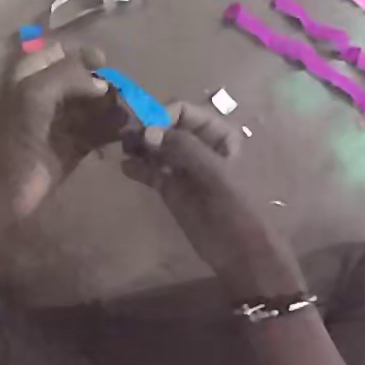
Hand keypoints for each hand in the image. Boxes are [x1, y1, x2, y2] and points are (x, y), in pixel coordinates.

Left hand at [0, 42, 122, 225]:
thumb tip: (101, 84)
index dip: (80, 55)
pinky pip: (95, 134)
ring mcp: (58, 126)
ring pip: (90, 108)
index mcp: (28, 79)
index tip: (103, 63)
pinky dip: (111, 131)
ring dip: (110, 109)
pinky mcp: (69, 152)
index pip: (56, 55)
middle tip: (122, 94)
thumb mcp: (33, 95)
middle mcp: (44, 98)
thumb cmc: (10, 142)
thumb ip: (67, 76)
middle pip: (80, 82)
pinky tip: (125, 132)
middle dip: (102, 85)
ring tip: (127, 116)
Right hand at [123, 103, 305, 296]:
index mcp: (219, 135)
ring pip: (155, 147)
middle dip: (146, 128)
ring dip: (138, 145)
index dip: (161, 115)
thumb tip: (147, 132)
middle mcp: (199, 145)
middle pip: (165, 126)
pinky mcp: (170, 189)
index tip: (143, 129)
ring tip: (123, 150)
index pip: (184, 111)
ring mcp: (183, 168)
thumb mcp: (215, 175)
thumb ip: (183, 149)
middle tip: (126, 138)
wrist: (241, 252)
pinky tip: (125, 168)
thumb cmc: (236, 209)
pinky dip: (137, 167)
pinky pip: (150, 171)